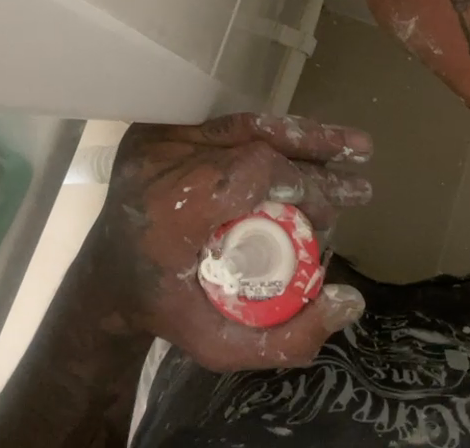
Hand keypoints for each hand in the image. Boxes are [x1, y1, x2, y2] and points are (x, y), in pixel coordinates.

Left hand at [81, 113, 372, 370]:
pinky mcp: (160, 128)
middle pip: (253, 141)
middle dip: (315, 156)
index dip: (301, 184)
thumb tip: (351, 300)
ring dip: (301, 134)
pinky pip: (227, 125)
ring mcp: (158, 139)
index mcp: (171, 213)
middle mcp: (162, 165)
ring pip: (243, 123)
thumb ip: (288, 338)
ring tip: (350, 146)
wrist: (108, 278)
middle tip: (361, 173)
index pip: (250, 173)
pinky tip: (307, 143)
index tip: (329, 215)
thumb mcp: (222, 345)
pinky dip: (270, 134)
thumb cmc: (167, 311)